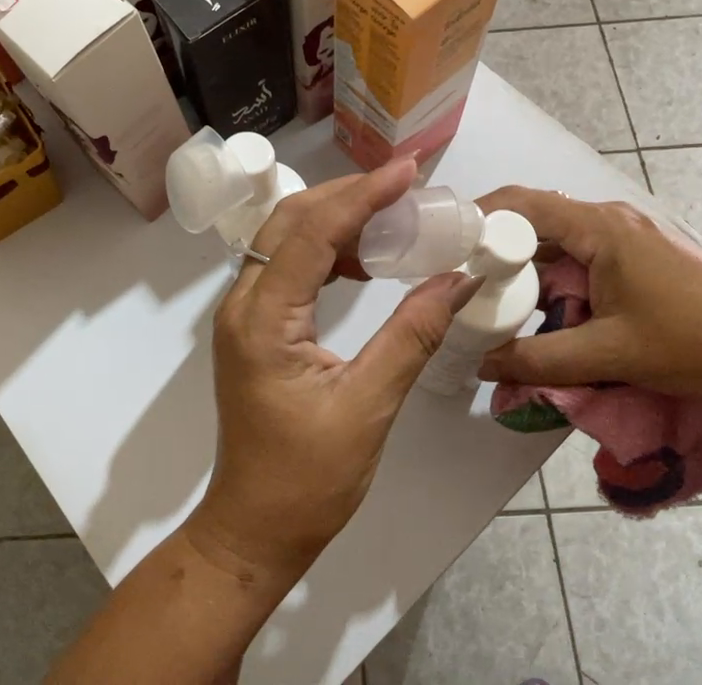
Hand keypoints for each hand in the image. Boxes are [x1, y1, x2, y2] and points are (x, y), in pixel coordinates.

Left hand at [190, 156, 482, 581]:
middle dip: (345, 197)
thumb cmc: (310, 478)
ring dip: (335, 221)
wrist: (257, 528)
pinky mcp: (256, 330)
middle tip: (404, 189)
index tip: (408, 173)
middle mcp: (242, 305)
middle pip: (288, 223)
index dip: (361, 197)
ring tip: (392, 219)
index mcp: (262, 320)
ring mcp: (244, 317)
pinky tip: (363, 263)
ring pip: (285, 242)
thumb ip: (413, 334)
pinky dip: (325, 253)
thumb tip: (458, 278)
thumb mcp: (369, 405)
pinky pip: (287, 270)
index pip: (310, 233)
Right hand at [474, 187, 701, 409]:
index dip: (478, 218)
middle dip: (498, 251)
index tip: (444, 246)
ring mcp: (632, 239)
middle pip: (537, 222)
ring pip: (561, 244)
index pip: (521, 203)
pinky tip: (546, 313)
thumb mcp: (612, 354)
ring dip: (529, 270)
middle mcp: (612, 221)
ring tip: (496, 303)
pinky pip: (584, 259)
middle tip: (462, 284)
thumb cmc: (698, 342)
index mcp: (600, 227)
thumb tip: (481, 366)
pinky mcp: (646, 260)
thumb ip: (540, 360)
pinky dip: (558, 280)